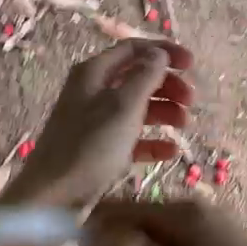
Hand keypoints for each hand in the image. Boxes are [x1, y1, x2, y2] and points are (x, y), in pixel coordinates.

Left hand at [1, 41, 194, 209]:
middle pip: (137, 77)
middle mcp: (93, 92)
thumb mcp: (122, 106)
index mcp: (94, 73)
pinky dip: (152, 141)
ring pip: (136, 108)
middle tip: (191, 101)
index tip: (192, 65)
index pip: (133, 49)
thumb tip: (159, 53)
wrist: (54, 196)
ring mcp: (96, 122)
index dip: (164, 52)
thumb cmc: (89, 146)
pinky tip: (171, 152)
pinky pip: (131, 138)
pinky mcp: (100, 149)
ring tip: (184, 125)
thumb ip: (144, 77)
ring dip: (163, 112)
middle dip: (167, 85)